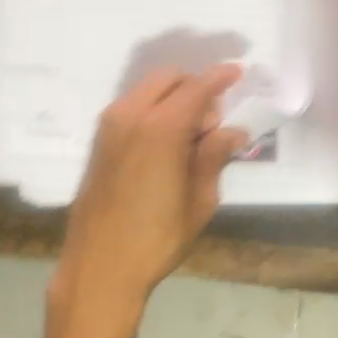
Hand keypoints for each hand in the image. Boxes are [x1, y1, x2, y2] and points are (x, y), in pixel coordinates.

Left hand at [56, 66, 247, 307]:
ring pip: (148, 91)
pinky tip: (167, 145)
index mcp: (162, 128)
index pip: (197, 87)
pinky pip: (132, 108)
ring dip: (174, 100)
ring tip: (193, 138)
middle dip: (196, 89)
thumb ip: (214, 157)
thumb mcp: (199, 201)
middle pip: (169, 79)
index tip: (239, 73)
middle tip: (214, 123)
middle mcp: (132, 115)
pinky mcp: (99, 142)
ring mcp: (109, 126)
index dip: (220, 78)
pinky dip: (154, 111)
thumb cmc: (158, 239)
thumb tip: (232, 132)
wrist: (102, 264)